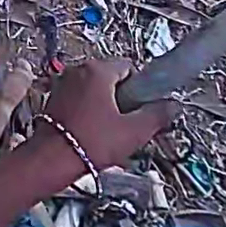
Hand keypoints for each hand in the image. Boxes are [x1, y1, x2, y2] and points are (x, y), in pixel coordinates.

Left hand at [40, 59, 176, 175]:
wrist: (52, 159)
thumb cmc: (93, 142)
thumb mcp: (133, 131)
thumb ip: (156, 115)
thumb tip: (174, 105)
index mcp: (97, 70)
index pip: (128, 67)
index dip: (139, 88)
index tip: (139, 109)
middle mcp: (78, 69)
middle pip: (110, 76)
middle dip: (121, 96)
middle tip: (125, 123)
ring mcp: (63, 81)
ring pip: (94, 87)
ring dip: (104, 103)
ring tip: (107, 130)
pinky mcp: (54, 95)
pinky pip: (79, 95)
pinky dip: (87, 108)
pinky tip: (90, 130)